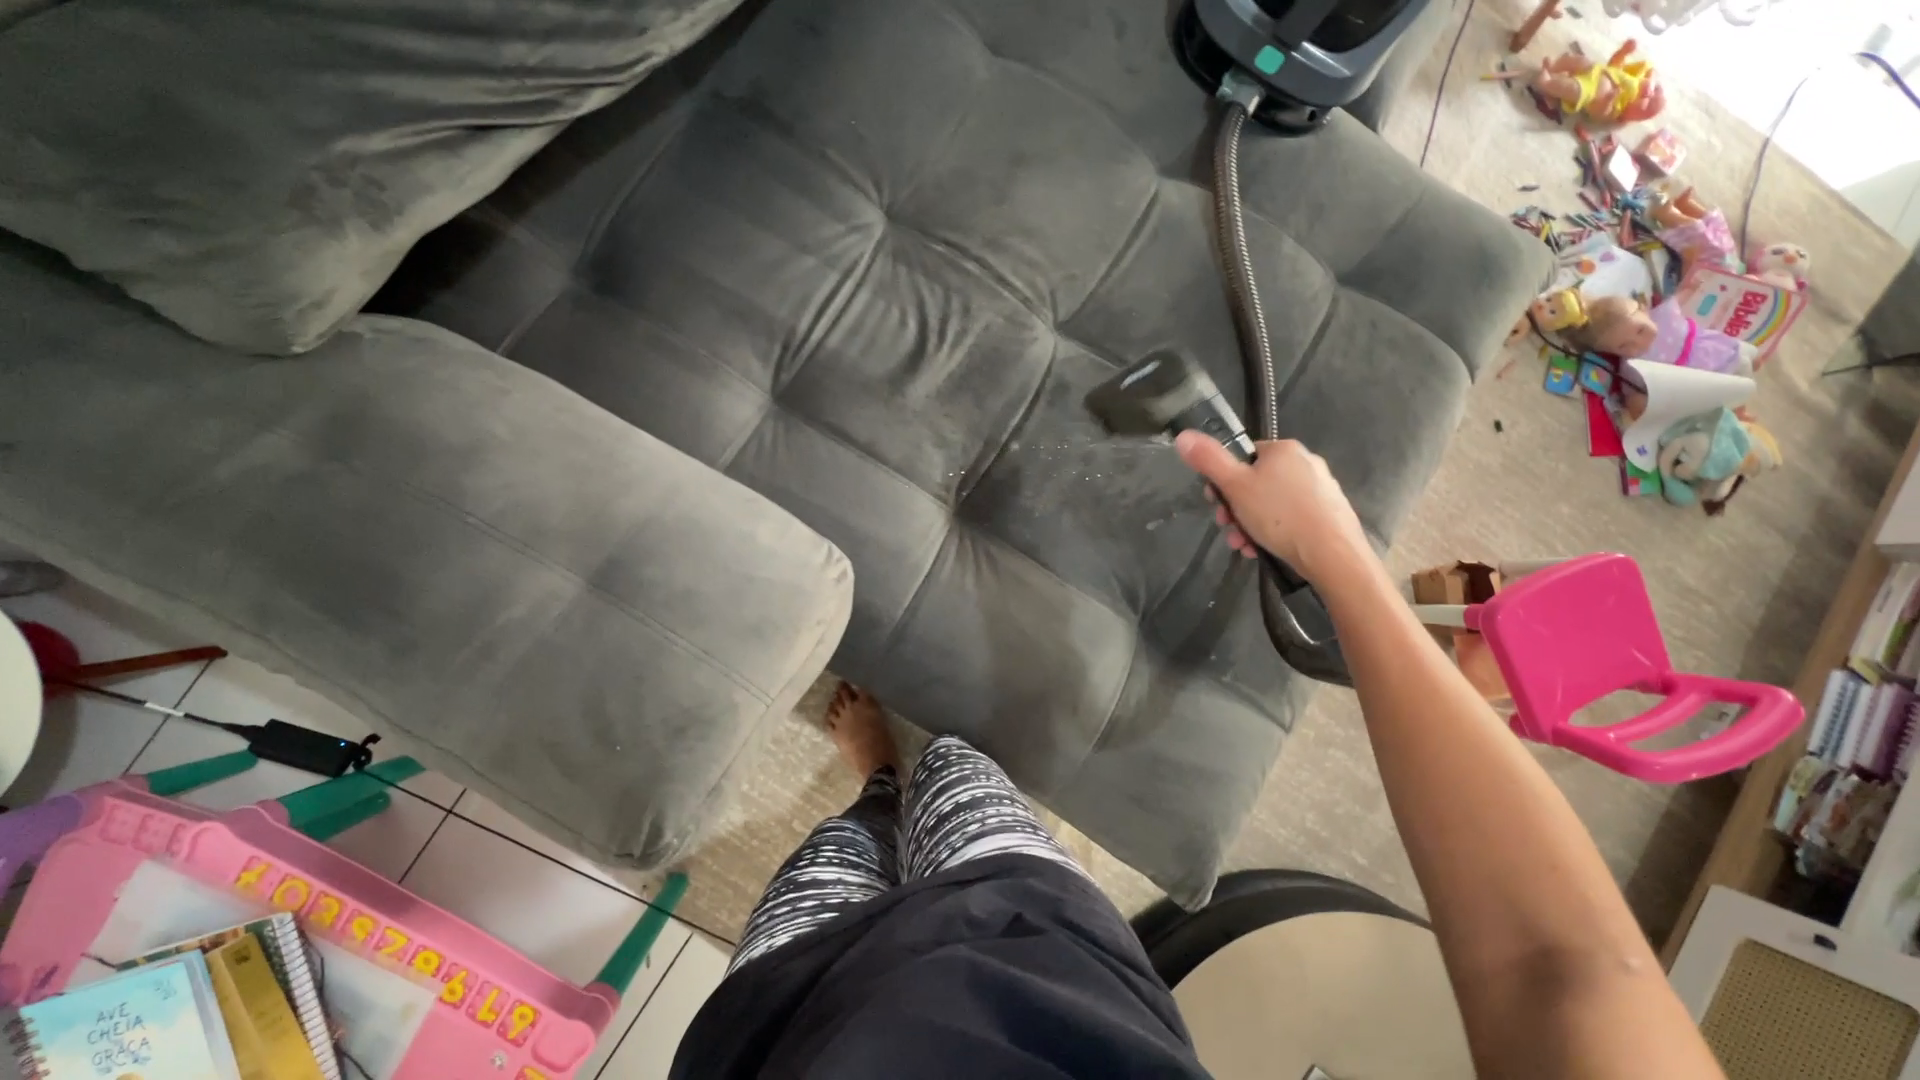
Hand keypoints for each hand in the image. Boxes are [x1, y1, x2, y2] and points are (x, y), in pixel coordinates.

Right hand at [1174, 431, 1371, 583]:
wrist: (1332, 554)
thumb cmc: (1279, 516)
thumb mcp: (1235, 487)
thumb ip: (1208, 460)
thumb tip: (1184, 436)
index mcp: (1284, 449)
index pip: (1244, 457)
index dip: (1224, 481)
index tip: (1215, 504)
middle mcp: (1306, 462)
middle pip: (1257, 483)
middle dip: (1236, 509)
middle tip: (1228, 529)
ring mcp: (1321, 489)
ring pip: (1272, 504)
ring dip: (1250, 525)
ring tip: (1244, 547)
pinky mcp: (1330, 513)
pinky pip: (1292, 518)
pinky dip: (1274, 532)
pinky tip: (1264, 550)